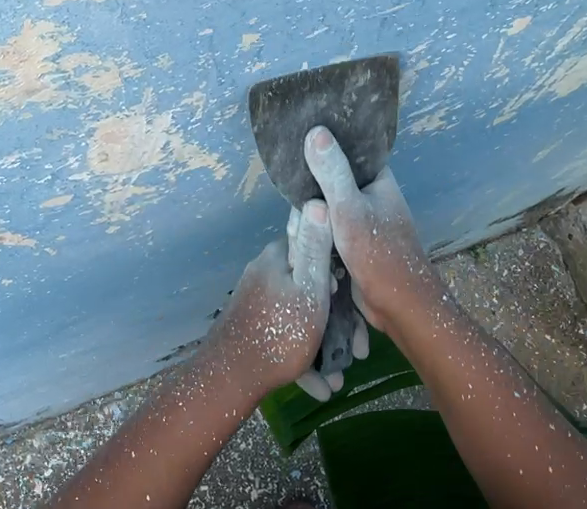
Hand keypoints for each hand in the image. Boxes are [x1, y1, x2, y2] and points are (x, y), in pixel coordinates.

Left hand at [203, 201, 335, 399]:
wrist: (231, 377)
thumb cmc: (279, 333)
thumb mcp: (308, 291)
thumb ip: (315, 249)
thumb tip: (318, 200)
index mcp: (278, 257)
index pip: (314, 246)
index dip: (339, 268)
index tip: (354, 295)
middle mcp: (265, 271)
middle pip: (310, 286)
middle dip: (336, 318)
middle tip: (355, 347)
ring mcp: (257, 298)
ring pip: (300, 316)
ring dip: (321, 344)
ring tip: (337, 376)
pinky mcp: (253, 324)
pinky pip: (285, 335)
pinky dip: (303, 357)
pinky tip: (319, 386)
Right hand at [303, 125, 447, 340]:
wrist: (399, 308)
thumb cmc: (379, 254)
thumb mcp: (350, 208)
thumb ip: (332, 172)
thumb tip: (315, 131)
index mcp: (378, 179)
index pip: (345, 153)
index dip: (321, 152)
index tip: (295, 157)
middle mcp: (371, 195)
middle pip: (328, 182)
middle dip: (308, 197)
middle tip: (295, 212)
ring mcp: (362, 220)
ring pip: (324, 208)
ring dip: (309, 220)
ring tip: (296, 234)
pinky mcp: (353, 243)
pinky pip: (326, 229)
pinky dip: (315, 235)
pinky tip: (301, 243)